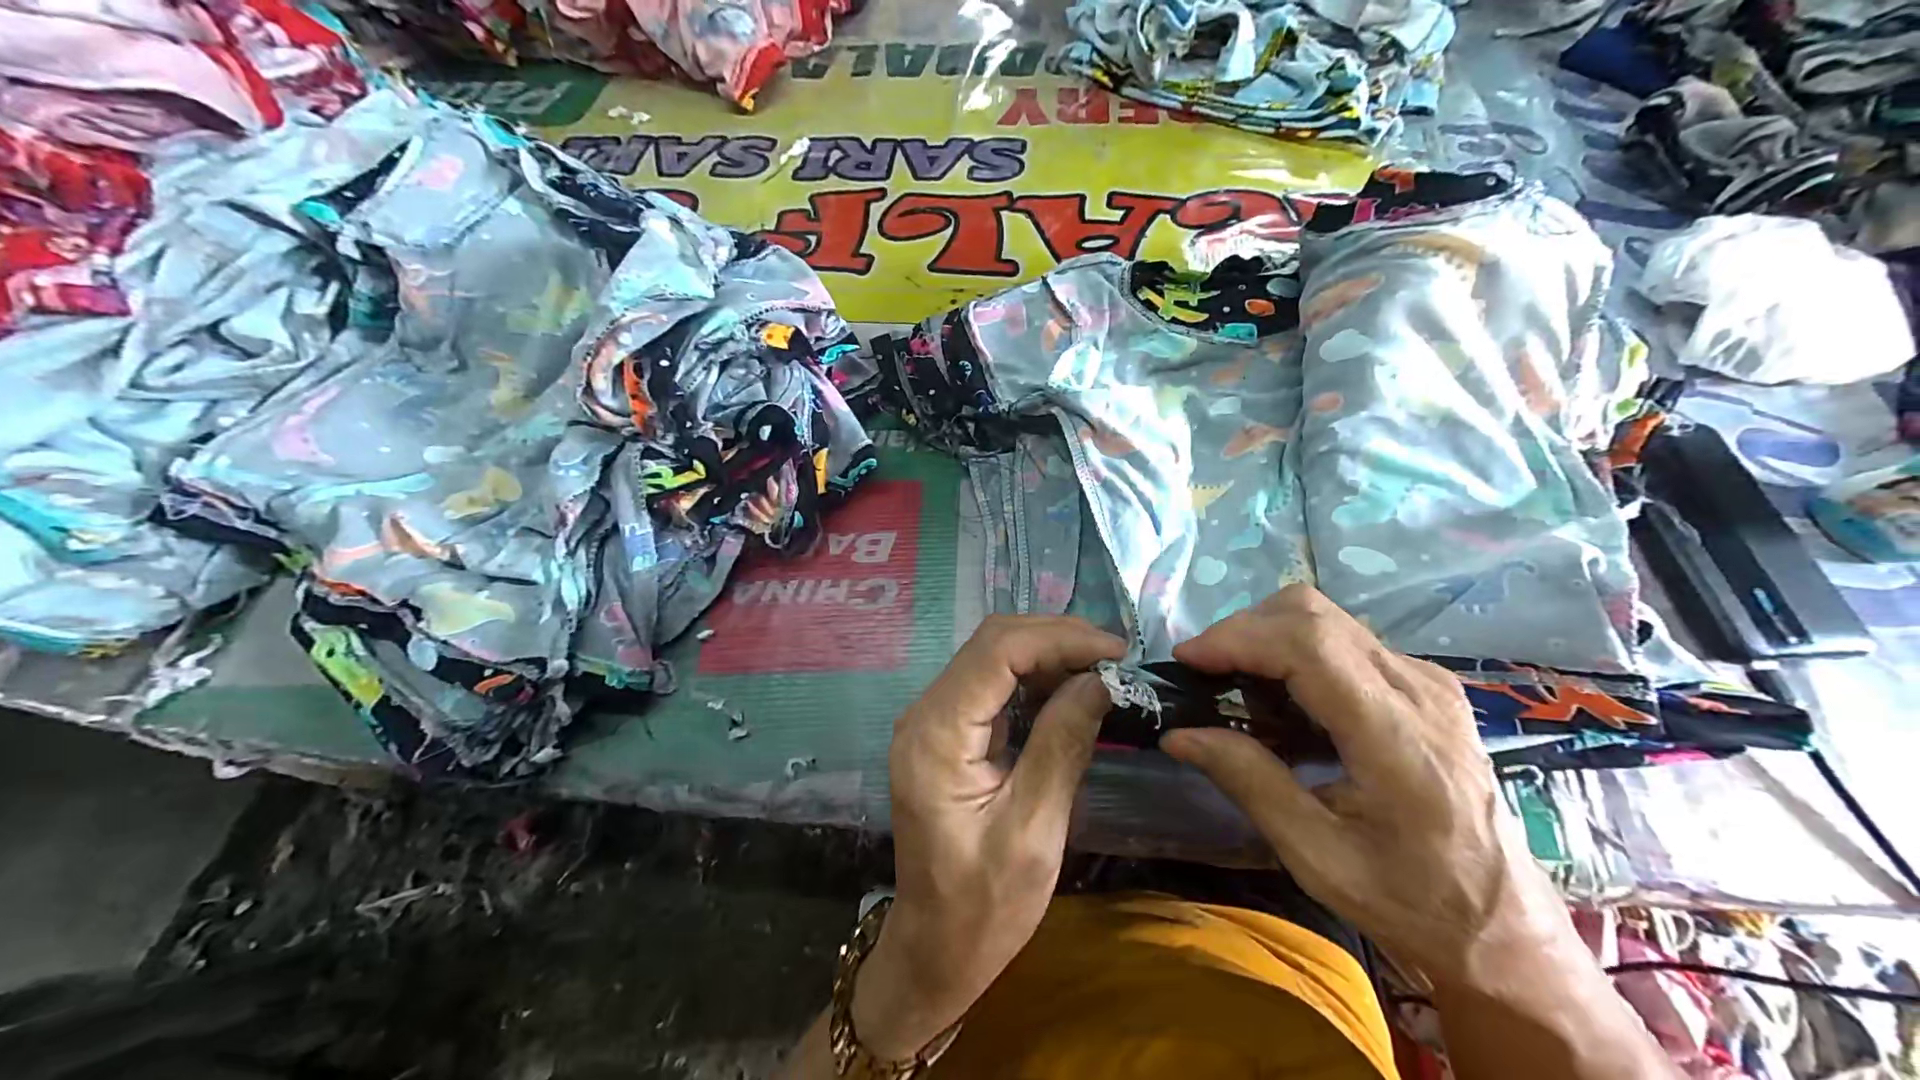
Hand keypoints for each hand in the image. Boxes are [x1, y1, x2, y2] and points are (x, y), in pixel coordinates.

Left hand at [852, 616, 1125, 1058]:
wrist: (936, 947)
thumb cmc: (984, 906)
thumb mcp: (1034, 831)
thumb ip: (1062, 745)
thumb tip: (1100, 679)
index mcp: (936, 735)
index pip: (996, 652)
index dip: (1060, 639)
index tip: (1117, 652)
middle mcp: (925, 714)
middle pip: (992, 644)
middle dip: (1057, 639)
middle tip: (1117, 658)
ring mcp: (933, 721)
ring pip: (993, 657)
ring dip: (1049, 654)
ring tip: (1104, 669)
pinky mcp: (948, 733)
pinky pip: (992, 685)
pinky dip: (1035, 678)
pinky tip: (1072, 690)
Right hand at [1161, 585, 1573, 985]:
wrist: (1504, 924)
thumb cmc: (1409, 899)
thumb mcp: (1316, 855)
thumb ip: (1249, 781)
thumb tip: (1179, 733)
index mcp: (1396, 737)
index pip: (1308, 644)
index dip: (1238, 638)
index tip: (1186, 660)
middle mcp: (1417, 690)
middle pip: (1313, 613)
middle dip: (1243, 629)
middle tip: (1203, 671)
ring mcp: (1427, 681)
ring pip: (1326, 617)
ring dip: (1266, 635)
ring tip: (1232, 681)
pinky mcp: (1425, 684)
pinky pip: (1344, 639)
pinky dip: (1294, 648)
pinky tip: (1279, 695)